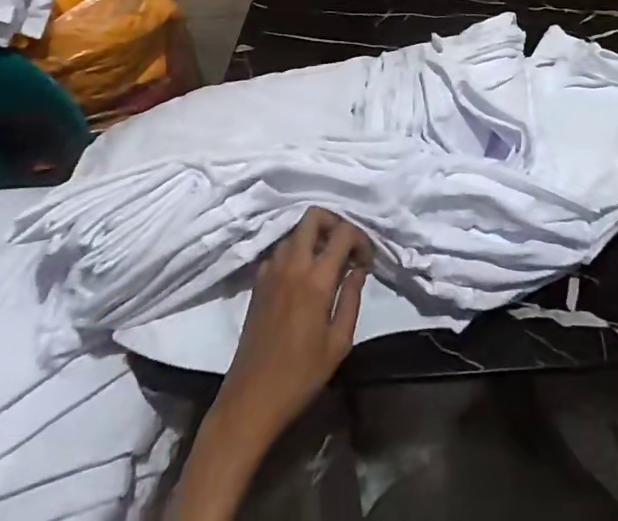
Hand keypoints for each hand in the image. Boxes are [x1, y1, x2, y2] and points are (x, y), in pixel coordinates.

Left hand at [216, 208, 370, 440]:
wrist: (250, 400)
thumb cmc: (301, 375)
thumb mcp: (339, 341)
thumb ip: (351, 298)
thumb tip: (358, 269)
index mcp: (316, 279)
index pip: (343, 233)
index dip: (361, 239)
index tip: (366, 261)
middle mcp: (291, 266)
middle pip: (312, 217)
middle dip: (335, 223)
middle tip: (347, 248)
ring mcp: (270, 272)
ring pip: (294, 232)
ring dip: (314, 237)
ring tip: (329, 262)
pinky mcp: (257, 284)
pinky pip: (279, 251)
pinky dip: (295, 252)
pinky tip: (304, 276)